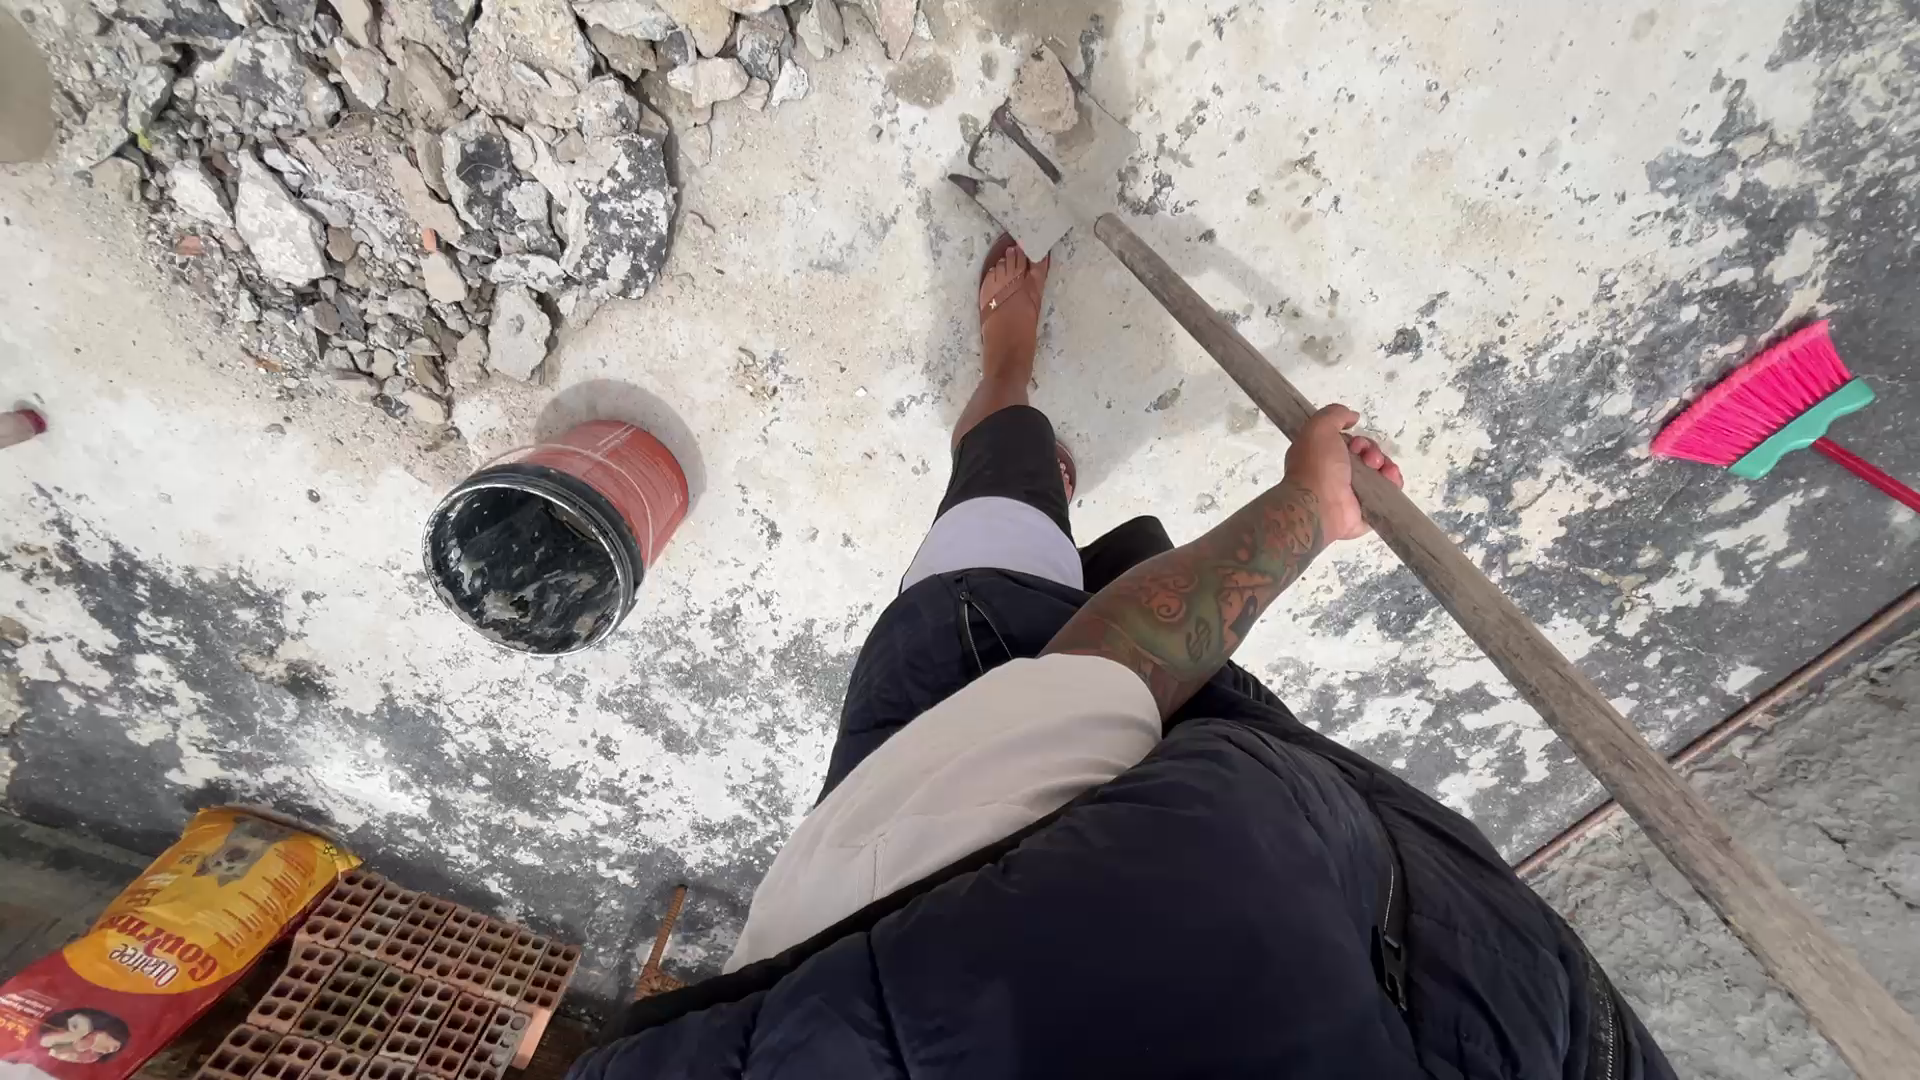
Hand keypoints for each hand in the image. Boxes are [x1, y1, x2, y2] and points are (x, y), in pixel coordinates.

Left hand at [1283, 404, 1404, 541]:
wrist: (1320, 505)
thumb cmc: (1316, 466)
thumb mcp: (1318, 429)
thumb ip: (1333, 415)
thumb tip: (1351, 416)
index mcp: (1321, 459)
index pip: (1346, 445)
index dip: (1356, 440)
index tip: (1354, 442)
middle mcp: (1335, 476)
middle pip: (1365, 456)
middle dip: (1372, 451)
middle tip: (1368, 458)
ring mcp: (1351, 494)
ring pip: (1379, 473)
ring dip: (1384, 464)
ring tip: (1378, 468)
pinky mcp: (1367, 510)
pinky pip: (1387, 492)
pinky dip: (1393, 482)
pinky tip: (1390, 478)